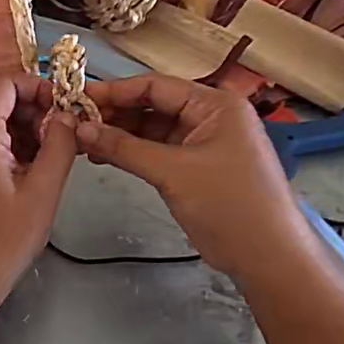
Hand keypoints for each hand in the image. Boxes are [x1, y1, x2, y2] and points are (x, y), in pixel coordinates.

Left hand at [0, 75, 76, 343]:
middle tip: (68, 135)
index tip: (66, 108)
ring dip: (31, 131)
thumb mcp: (42, 191)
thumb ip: (59, 146)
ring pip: (0, 124)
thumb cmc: (3, 239)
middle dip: (38, 110)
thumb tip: (69, 115)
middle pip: (2, 102)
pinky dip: (19, 148)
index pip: (4, 84)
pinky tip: (41, 170)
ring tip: (60, 155)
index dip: (37, 86)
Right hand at [76, 75, 310, 283]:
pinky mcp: (196, 167)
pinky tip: (104, 156)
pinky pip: (157, 150)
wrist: (268, 257)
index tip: (77, 98)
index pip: (156, 86)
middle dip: (114, 114)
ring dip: (120, 134)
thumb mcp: (173, 172)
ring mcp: (203, 143)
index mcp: (215, 104)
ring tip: (83, 142)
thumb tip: (81, 129)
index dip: (115, 91)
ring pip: (152, 129)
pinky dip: (132, 152)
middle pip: (153, 105)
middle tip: (75, 123)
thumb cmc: (229, 205)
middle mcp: (210, 117)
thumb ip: (124, 148)